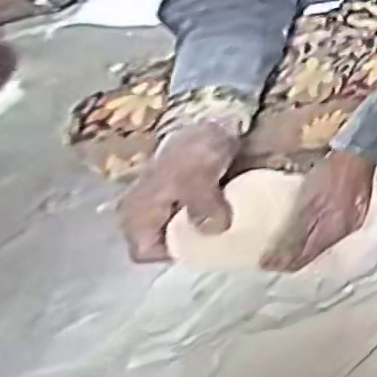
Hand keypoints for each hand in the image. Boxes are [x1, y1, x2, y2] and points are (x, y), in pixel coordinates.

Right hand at [116, 124, 241, 262]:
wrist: (209, 121)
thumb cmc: (195, 153)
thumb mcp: (198, 182)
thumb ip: (203, 208)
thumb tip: (215, 232)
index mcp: (137, 214)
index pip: (144, 252)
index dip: (173, 255)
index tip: (208, 249)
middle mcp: (147, 211)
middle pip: (166, 240)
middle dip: (194, 243)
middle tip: (227, 241)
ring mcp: (168, 200)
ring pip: (184, 225)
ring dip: (207, 227)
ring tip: (236, 228)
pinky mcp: (190, 188)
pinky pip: (199, 209)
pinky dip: (215, 212)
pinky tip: (238, 211)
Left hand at [262, 151, 374, 271]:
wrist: (360, 151)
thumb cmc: (331, 176)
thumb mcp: (309, 206)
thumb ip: (294, 236)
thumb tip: (271, 266)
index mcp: (335, 232)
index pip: (302, 261)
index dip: (279, 262)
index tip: (259, 258)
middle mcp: (347, 229)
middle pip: (313, 251)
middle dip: (291, 253)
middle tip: (268, 247)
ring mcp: (354, 216)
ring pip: (322, 239)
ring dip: (302, 240)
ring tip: (282, 233)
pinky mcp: (356, 205)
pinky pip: (330, 226)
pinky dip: (314, 228)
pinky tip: (307, 218)